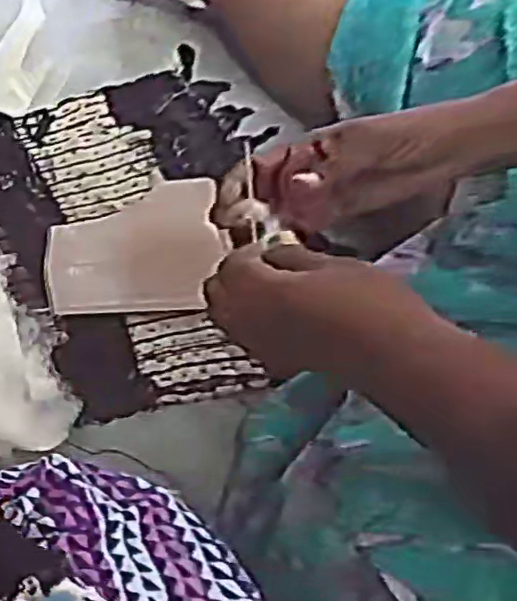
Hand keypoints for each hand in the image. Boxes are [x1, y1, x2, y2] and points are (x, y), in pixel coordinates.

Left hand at [204, 244, 438, 380]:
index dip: (247, 253)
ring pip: (221, 310)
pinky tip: (274, 313)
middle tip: (264, 266)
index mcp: (252, 287)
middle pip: (216, 287)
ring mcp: (241, 336)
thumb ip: (294, 257)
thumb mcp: (336, 266)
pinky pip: (237, 329)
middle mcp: (235, 313)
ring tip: (269, 288)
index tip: (266, 247)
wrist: (384, 351)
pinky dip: (246, 317)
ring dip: (235, 296)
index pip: (232, 264)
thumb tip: (273, 251)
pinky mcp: (255, 353)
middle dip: (234, 274)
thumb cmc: (368, 301)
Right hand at [213, 108, 468, 235]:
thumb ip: (326, 168)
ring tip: (259, 241)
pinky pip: (290, 230)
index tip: (228, 208)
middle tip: (242, 230)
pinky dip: (282, 240)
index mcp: (294, 154)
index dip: (232, 189)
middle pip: (249, 199)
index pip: (248, 171)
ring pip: (265, 217)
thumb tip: (294, 186)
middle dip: (240, 215)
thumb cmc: (409, 133)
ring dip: (258, 231)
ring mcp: (304, 199)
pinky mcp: (320, 216)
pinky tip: (280, 245)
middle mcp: (290, 178)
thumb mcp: (364, 145)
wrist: (456, 148)